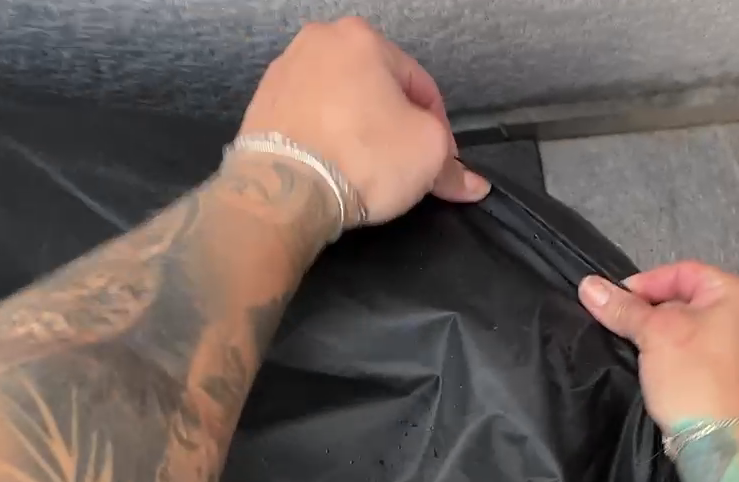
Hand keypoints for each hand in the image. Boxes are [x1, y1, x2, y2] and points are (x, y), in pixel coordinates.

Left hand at [238, 17, 487, 224]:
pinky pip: (313, 120)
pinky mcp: (264, 103)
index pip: (421, 85)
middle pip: (379, 91)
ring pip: (344, 104)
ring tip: (370, 172)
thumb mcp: (430, 157)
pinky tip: (339, 168)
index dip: (440, 129)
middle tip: (407, 168)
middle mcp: (320, 41)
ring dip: (363, 133)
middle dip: (397, 128)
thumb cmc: (364, 158)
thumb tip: (474, 184)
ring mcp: (286, 70)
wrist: (288, 185)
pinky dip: (330, 140)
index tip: (441, 162)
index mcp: (364, 39)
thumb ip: (454, 167)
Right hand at [578, 262, 738, 430]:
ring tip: (635, 348)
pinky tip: (654, 368)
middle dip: (651, 312)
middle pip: (687, 299)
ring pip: (691, 328)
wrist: (718, 444)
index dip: (644, 284)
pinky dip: (675, 355)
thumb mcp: (654, 335)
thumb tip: (588, 285)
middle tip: (622, 327)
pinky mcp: (735, 375)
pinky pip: (699, 352)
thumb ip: (623, 308)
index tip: (614, 302)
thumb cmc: (694, 378)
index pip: (683, 272)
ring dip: (661, 336)